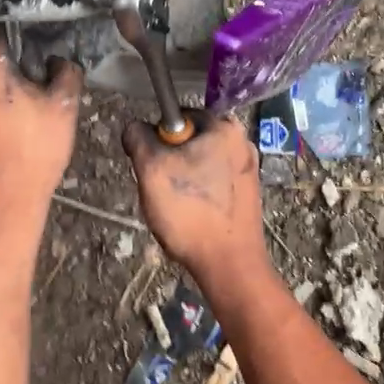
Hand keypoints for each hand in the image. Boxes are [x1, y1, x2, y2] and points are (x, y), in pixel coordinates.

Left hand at [0, 33, 83, 221]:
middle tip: (47, 53)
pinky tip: (24, 97)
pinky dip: (2, 87)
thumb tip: (59, 57)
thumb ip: (66, 70)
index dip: (28, 25)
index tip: (46, 25)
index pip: (4, 29)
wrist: (9, 200)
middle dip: (21, 50)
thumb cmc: (36, 150)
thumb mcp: (64, 106)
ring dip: (11, 70)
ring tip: (38, 77)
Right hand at [122, 111, 268, 281]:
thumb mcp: (151, 168)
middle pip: (189, 140)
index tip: (155, 167)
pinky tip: (194, 216)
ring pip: (199, 163)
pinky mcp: (248, 193)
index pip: (177, 116)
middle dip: (171, 161)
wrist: (230, 267)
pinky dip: (200, 195)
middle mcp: (242, 140)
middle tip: (164, 189)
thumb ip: (138, 137)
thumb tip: (136, 128)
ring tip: (179, 208)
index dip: (158, 140)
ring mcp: (247, 168)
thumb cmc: (190, 212)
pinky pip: (213, 182)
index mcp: (224, 126)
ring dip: (183, 180)